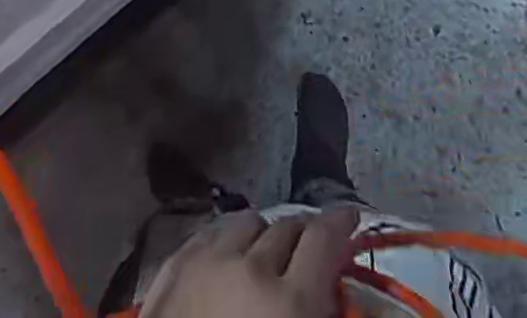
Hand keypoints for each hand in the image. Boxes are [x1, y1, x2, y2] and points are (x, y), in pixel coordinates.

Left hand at [141, 208, 359, 317]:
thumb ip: (323, 314)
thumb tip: (334, 291)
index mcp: (291, 304)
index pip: (324, 238)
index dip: (341, 224)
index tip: (350, 219)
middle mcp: (251, 267)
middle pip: (288, 227)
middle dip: (303, 237)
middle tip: (309, 256)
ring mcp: (208, 260)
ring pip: (249, 222)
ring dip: (263, 238)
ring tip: (265, 259)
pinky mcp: (175, 264)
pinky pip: (213, 232)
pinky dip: (228, 242)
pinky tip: (230, 260)